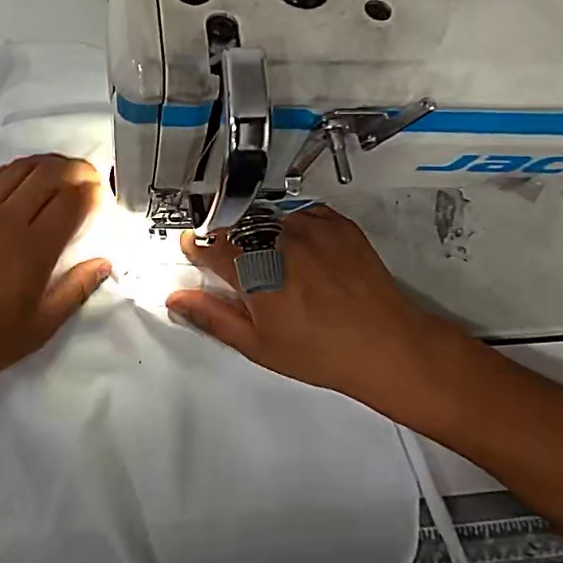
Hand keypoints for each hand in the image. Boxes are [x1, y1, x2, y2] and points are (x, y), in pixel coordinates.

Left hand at [0, 154, 111, 447]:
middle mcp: (7, 221)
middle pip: (49, 174)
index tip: (105, 199)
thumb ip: (76, 290)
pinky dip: (14, 170)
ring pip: (20, 169)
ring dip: (48, 163)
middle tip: (93, 179)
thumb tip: (104, 262)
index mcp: (33, 250)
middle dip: (78, 170)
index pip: (72, 201)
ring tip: (65, 172)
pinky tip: (24, 177)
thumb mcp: (39, 328)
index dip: (94, 193)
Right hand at [165, 205, 464, 419]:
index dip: (198, 247)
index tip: (194, 248)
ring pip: (266, 216)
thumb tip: (178, 300)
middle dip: (228, 241)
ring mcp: (310, 227)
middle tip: (238, 266)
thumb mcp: (257, 344)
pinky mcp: (335, 223)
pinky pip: (299, 211)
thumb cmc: (323, 350)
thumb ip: (212, 316)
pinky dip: (290, 225)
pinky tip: (298, 250)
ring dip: (258, 231)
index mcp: (254, 271)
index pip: (210, 246)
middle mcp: (279, 241)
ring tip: (272, 261)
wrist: (385, 344)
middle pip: (236, 227)